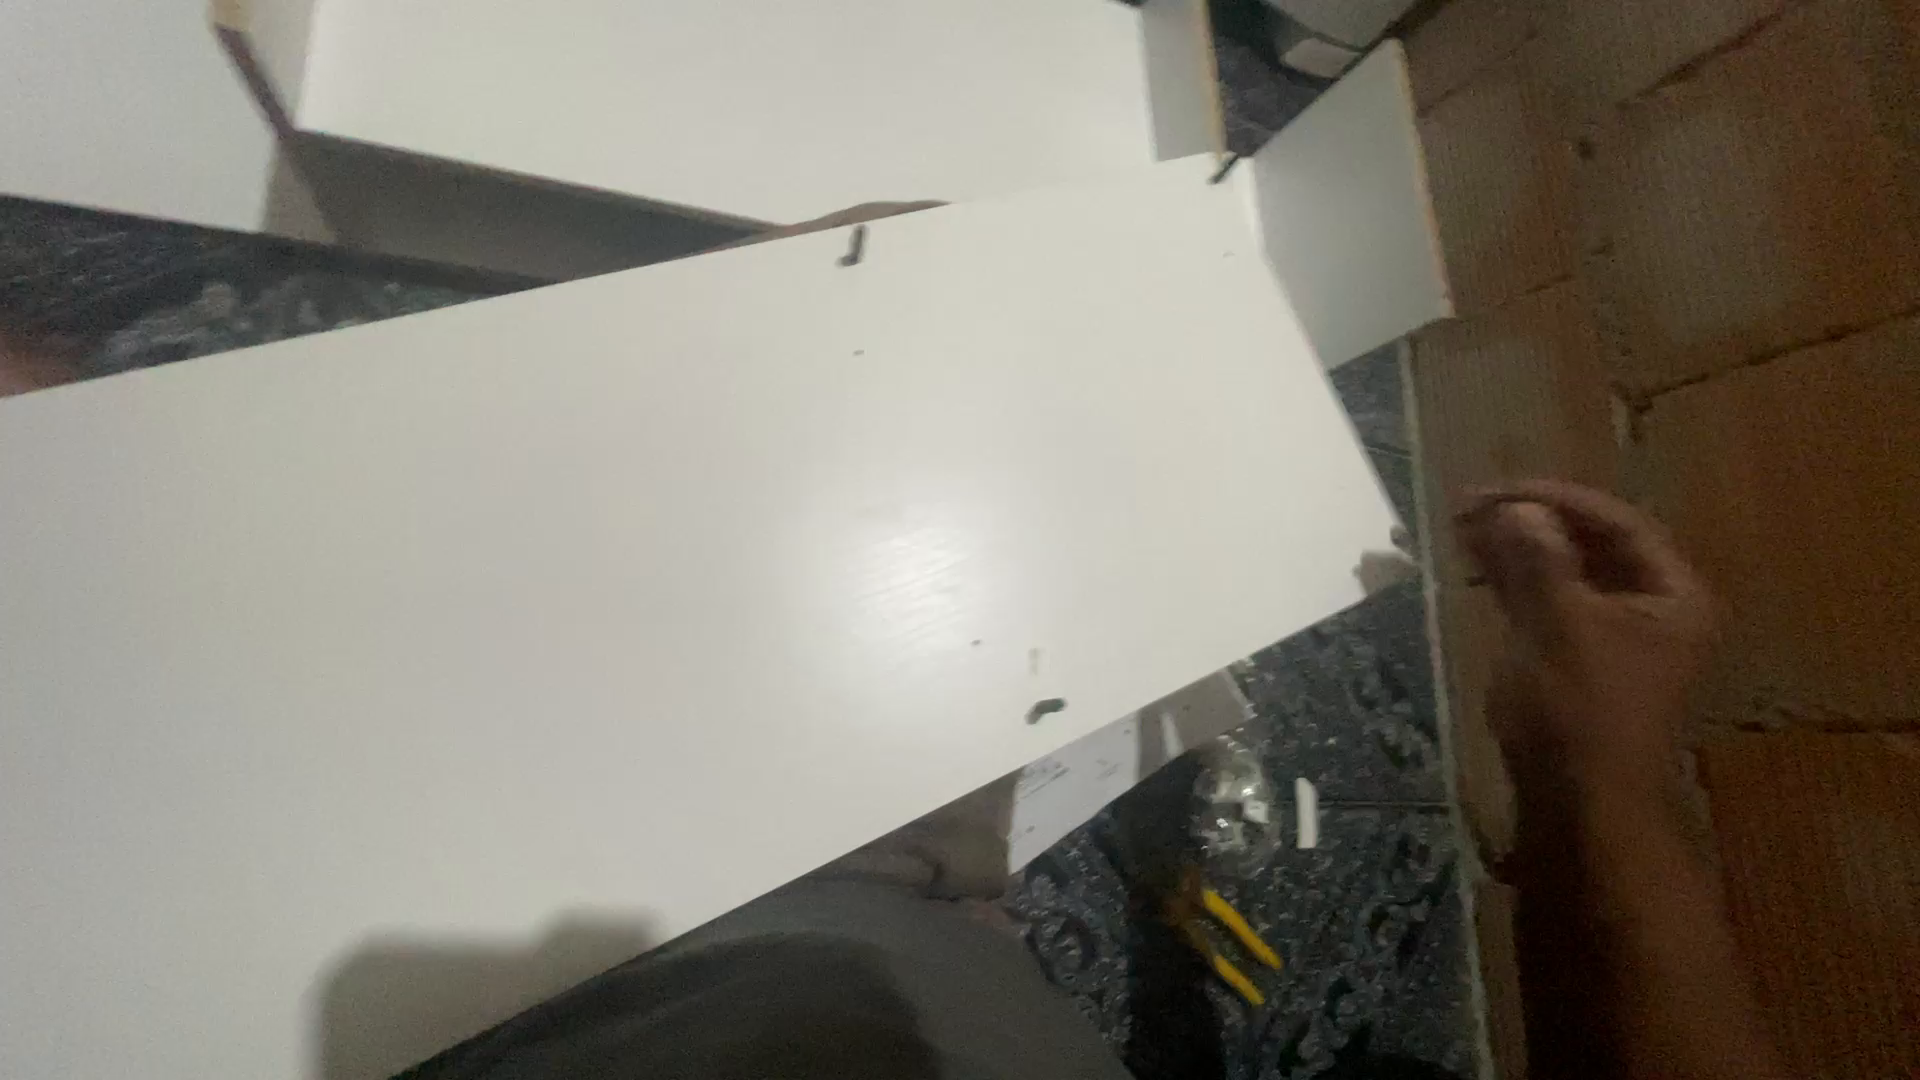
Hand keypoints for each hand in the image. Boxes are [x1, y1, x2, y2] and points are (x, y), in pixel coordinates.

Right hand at [1456, 480, 1713, 791]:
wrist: (1575, 792)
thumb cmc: (1579, 707)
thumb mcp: (1561, 626)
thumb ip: (1539, 562)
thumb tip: (1513, 506)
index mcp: (1669, 594)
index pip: (1615, 523)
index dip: (1554, 499)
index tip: (1493, 492)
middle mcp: (1643, 604)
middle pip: (1585, 542)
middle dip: (1525, 520)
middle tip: (1464, 506)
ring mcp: (1603, 628)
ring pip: (1556, 568)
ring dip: (1509, 545)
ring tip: (1456, 528)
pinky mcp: (1565, 649)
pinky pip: (1537, 596)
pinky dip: (1504, 577)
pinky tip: (1469, 565)